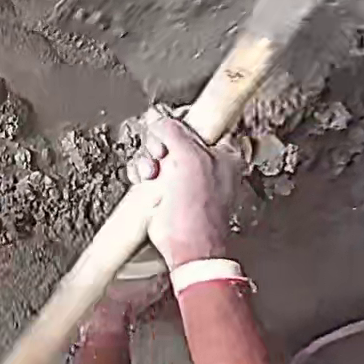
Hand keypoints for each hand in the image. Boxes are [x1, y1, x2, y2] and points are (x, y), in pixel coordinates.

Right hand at [126, 106, 239, 267]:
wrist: (185, 244)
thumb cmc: (198, 206)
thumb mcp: (189, 156)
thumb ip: (173, 130)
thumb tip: (158, 119)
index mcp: (222, 152)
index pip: (198, 121)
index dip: (180, 121)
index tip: (169, 129)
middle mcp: (203, 162)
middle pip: (171, 133)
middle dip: (159, 142)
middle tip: (161, 153)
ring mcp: (183, 175)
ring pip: (155, 149)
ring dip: (147, 158)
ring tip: (152, 172)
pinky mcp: (165, 188)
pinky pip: (145, 166)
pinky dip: (140, 170)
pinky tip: (144, 179)